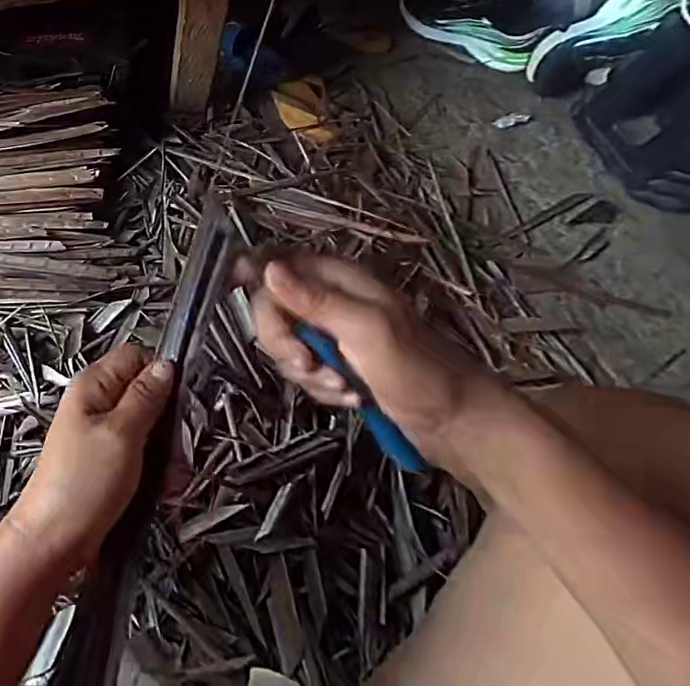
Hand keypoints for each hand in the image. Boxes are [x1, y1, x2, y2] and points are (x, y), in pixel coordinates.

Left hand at [4, 344, 173, 575]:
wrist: (53, 543)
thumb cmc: (78, 487)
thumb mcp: (122, 434)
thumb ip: (146, 397)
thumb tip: (166, 365)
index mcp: (93, 385)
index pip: (137, 356)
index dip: (162, 375)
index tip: (177, 403)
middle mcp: (95, 405)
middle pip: (146, 393)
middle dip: (167, 422)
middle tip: (174, 449)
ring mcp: (101, 434)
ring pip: (149, 428)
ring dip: (164, 453)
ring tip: (166, 478)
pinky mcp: (106, 462)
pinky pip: (141, 456)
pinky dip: (154, 471)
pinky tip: (158, 490)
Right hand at [249, 254, 499, 469]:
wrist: (457, 425)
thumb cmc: (420, 372)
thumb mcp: (366, 330)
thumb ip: (315, 300)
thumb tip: (268, 269)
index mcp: (337, 278)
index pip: (277, 263)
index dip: (253, 274)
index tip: (232, 291)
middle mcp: (329, 299)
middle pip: (272, 307)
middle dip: (283, 343)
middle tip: (309, 364)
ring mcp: (331, 331)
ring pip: (284, 342)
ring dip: (304, 372)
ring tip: (340, 387)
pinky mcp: (335, 361)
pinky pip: (302, 369)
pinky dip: (318, 386)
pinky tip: (346, 397)